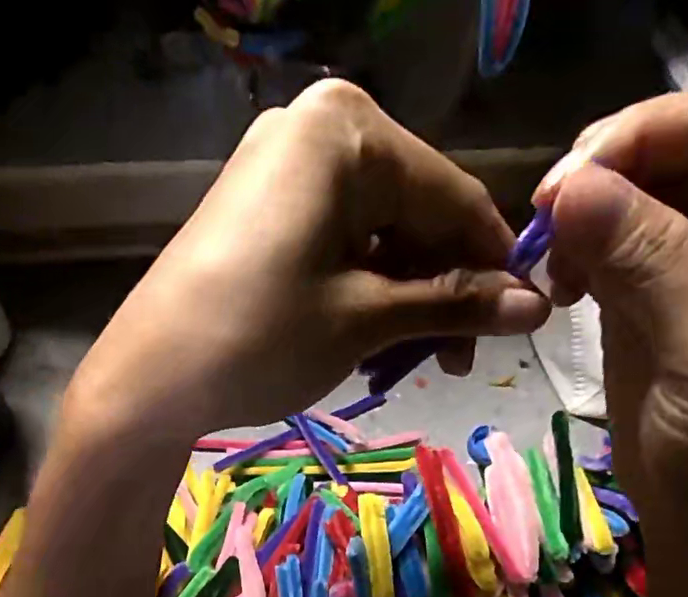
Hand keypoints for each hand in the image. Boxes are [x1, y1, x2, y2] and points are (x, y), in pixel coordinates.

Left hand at [67, 79, 548, 439]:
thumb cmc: (262, 337)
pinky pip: (336, 238)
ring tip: (411, 358)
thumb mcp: (365, 320)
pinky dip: (362, 285)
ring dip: (405, 294)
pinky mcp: (261, 204)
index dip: (493, 265)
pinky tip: (372, 331)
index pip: (453, 197)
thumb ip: (454, 304)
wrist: (149, 376)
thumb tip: (537, 305)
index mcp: (349, 132)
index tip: (521, 324)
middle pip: (414, 210)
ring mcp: (283, 165)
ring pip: (377, 229)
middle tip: (455, 359)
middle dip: (443, 287)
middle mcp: (318, 128)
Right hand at [537, 70, 687, 533]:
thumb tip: (571, 189)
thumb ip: (654, 267)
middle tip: (542, 219)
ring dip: (586, 211)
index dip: (654, 133)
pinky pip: (616, 232)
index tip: (567, 185)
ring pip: (645, 181)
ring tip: (548, 263)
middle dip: (610, 170)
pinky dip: (578, 246)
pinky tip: (557, 284)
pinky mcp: (665, 280)